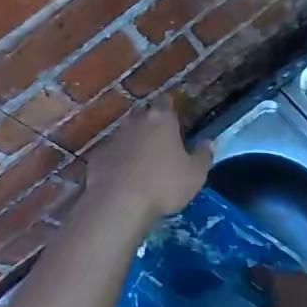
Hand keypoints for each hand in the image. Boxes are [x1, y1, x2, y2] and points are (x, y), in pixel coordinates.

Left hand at [82, 99, 210, 222]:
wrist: (118, 204)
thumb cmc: (163, 184)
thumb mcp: (195, 174)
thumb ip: (204, 156)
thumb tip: (209, 142)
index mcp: (162, 120)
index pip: (165, 102)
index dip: (169, 108)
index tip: (174, 117)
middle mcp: (136, 123)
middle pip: (143, 115)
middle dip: (150, 124)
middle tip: (160, 141)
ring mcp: (114, 139)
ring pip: (125, 135)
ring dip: (133, 144)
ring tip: (141, 162)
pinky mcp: (97, 157)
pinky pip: (111, 154)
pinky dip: (116, 161)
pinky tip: (122, 178)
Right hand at [249, 268, 306, 306]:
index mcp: (278, 280)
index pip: (260, 273)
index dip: (252, 275)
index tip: (246, 277)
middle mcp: (296, 275)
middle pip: (281, 277)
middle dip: (275, 286)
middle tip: (268, 296)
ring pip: (298, 284)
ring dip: (292, 292)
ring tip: (287, 306)